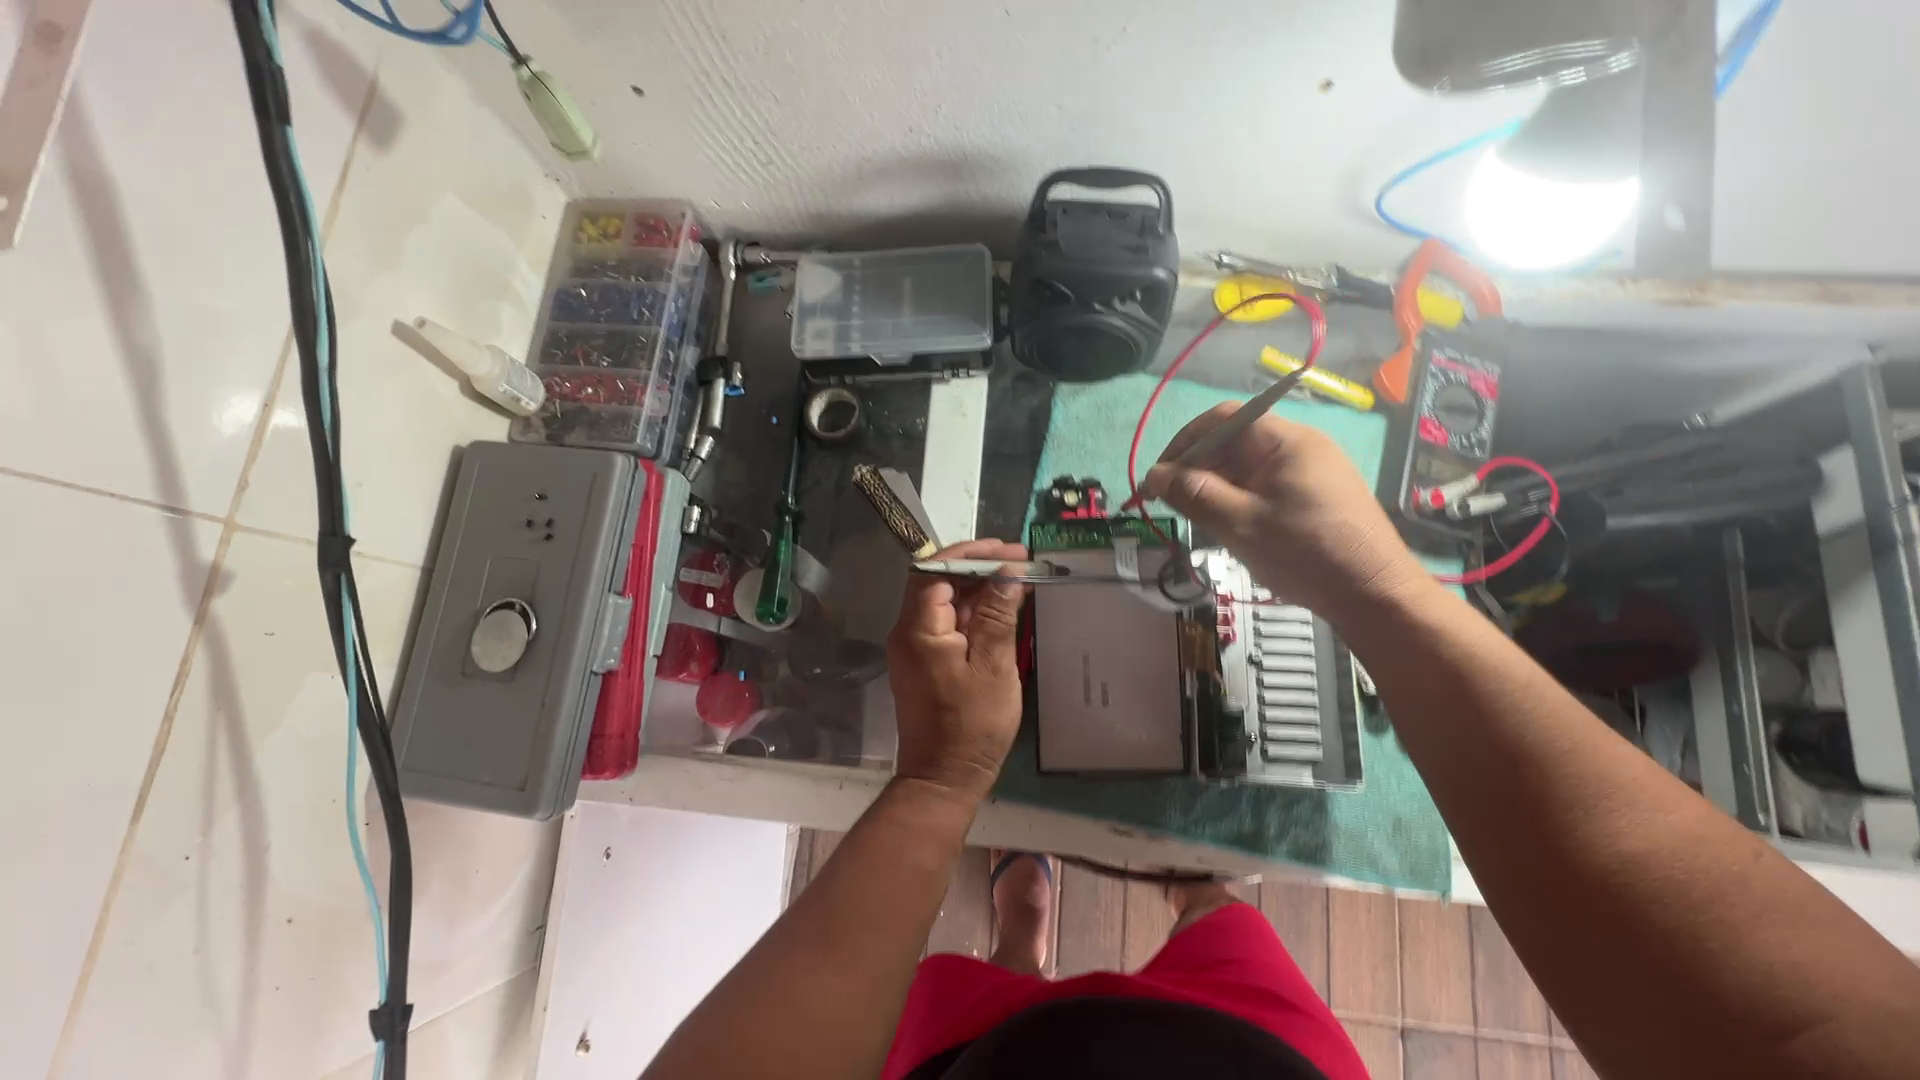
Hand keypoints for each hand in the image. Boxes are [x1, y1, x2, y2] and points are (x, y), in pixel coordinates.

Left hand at [886, 539, 1030, 799]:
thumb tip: (1008, 574)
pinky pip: (946, 623)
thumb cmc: (972, 724)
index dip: (972, 554)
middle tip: (1019, 560)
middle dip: (977, 565)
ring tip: (1017, 577)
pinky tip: (1002, 606)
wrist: (944, 776)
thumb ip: (999, 615)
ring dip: (977, 587)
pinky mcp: (925, 661)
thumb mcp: (994, 666)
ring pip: (943, 601)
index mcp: (918, 628)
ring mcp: (914, 647)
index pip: (936, 570)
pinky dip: (973, 610)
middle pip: (937, 581)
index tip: (1009, 550)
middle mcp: (908, 631)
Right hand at [1142, 407, 1429, 619]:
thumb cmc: (1306, 553)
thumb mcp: (1241, 525)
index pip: (1224, 419)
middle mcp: (1301, 447)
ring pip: (1248, 469)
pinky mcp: (1317, 498)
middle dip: (1199, 469)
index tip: (1160, 478)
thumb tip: (1154, 475)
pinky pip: (1266, 487)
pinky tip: (1233, 531)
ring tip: (1202, 523)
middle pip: (1235, 442)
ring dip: (1217, 489)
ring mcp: (1311, 473)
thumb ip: (1194, 495)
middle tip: (1174, 506)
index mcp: (1286, 441)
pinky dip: (1240, 502)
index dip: (1185, 442)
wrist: (1375, 595)